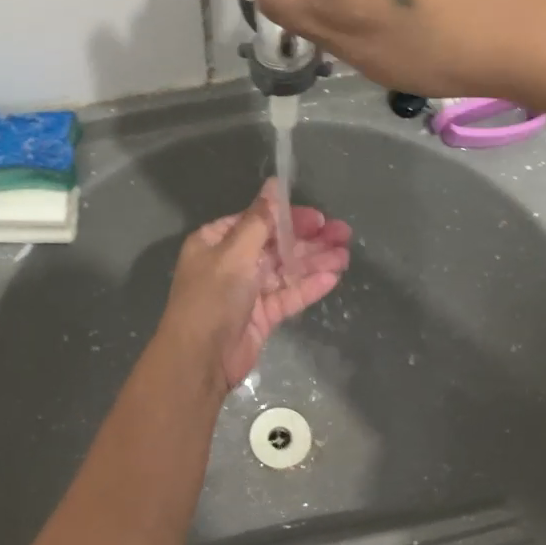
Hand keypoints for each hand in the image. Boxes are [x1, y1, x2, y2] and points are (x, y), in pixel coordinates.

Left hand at [157, 184, 352, 390]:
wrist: (200, 359)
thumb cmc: (211, 299)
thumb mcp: (234, 253)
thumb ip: (259, 220)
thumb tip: (274, 185)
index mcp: (216, 242)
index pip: (258, 221)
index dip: (289, 217)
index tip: (319, 218)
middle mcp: (231, 263)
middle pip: (276, 245)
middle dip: (309, 240)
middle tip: (344, 234)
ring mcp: (247, 291)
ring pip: (286, 271)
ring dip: (314, 262)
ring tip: (345, 256)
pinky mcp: (261, 316)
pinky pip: (288, 296)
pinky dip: (308, 287)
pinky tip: (332, 277)